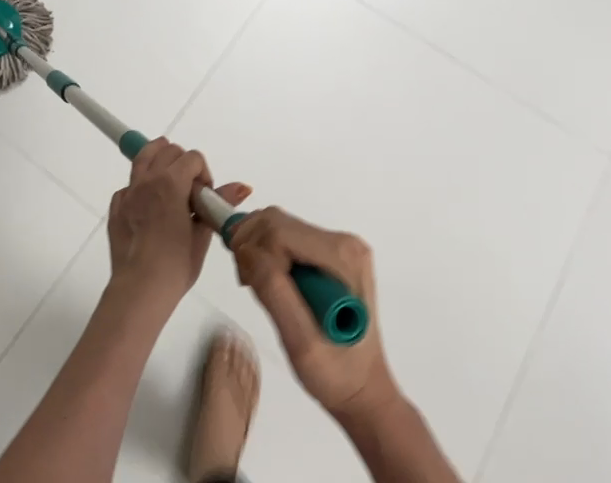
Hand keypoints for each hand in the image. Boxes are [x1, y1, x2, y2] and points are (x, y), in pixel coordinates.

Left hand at [106, 139, 250, 311]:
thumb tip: (242, 186)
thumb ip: (219, 203)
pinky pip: (130, 185)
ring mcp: (128, 192)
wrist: (140, 287)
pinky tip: (148, 209)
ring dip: (158, 160)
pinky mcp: (116, 206)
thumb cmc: (176, 264)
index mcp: (170, 183)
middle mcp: (146, 180)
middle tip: (189, 191)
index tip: (204, 196)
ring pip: (143, 158)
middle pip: (167, 151)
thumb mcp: (202, 234)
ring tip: (169, 180)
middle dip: (183, 164)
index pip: (192, 157)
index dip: (203, 173)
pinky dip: (141, 188)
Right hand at [228, 208, 394, 415]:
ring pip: (276, 225)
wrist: (363, 390)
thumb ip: (274, 292)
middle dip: (250, 247)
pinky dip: (265, 254)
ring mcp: (339, 246)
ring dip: (255, 250)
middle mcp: (345, 243)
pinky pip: (284, 236)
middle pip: (276, 221)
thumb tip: (246, 252)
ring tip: (257, 286)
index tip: (249, 286)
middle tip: (247, 285)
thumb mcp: (300, 342)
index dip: (254, 252)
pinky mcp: (330, 252)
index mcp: (344, 259)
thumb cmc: (335, 374)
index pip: (279, 231)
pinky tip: (269, 283)